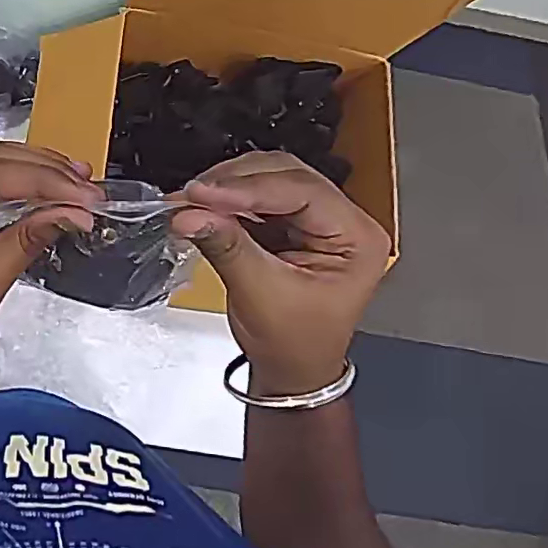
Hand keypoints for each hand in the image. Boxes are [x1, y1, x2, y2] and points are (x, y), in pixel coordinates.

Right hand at [170, 152, 389, 394]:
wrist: (292, 371)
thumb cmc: (294, 345)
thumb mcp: (260, 296)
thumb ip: (227, 247)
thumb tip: (190, 214)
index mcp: (357, 238)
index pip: (302, 191)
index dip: (247, 188)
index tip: (202, 193)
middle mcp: (342, 221)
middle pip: (286, 176)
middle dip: (235, 184)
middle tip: (192, 196)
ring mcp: (316, 222)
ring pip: (268, 181)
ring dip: (227, 189)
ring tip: (191, 203)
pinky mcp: (291, 226)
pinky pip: (256, 201)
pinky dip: (227, 203)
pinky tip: (202, 209)